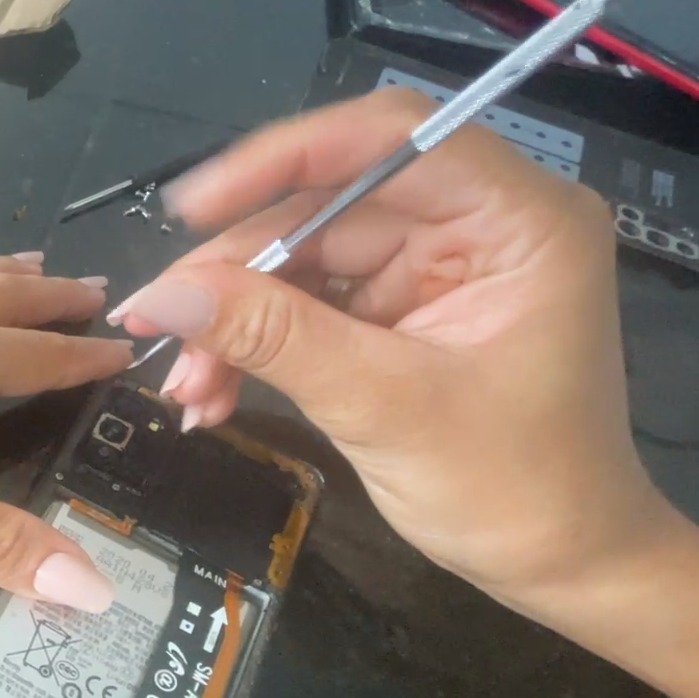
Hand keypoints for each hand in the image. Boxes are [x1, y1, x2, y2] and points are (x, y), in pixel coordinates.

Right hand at [106, 88, 673, 600]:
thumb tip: (160, 297)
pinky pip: (287, 316)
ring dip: (223, 330)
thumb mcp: (378, 403)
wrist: (545, 555)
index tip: (187, 213)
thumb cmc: (502, 483)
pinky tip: (209, 399)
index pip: (385, 142)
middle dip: (228, 282)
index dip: (279, 162)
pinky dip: (240, 355)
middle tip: (154, 332)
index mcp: (507, 221)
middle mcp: (460, 230)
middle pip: (315, 216)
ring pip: (286, 272)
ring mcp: (414, 277)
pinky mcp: (378, 320)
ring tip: (185, 392)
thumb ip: (269, 338)